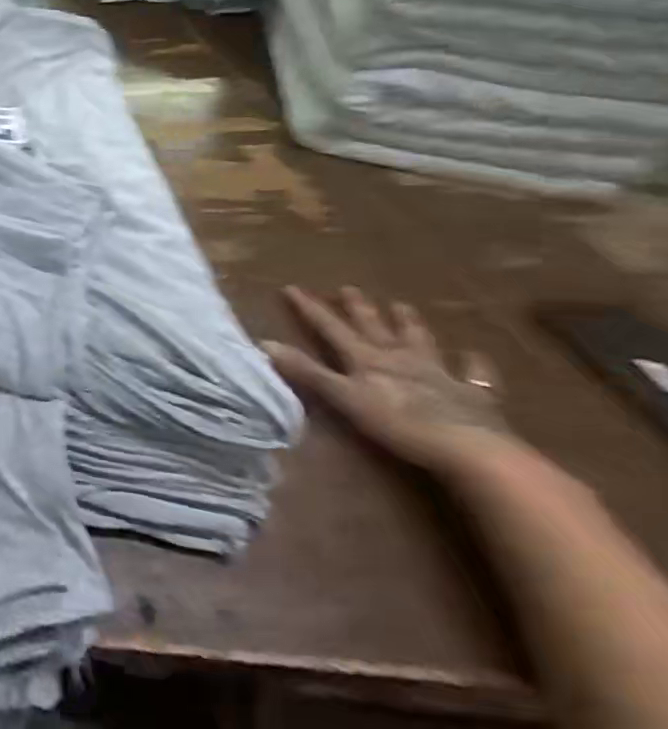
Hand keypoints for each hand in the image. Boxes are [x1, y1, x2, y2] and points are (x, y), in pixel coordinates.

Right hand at [264, 286, 513, 472]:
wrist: (473, 450)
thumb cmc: (399, 423)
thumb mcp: (344, 398)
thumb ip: (307, 372)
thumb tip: (265, 342)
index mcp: (367, 359)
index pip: (331, 328)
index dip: (310, 308)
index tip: (291, 287)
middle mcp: (400, 358)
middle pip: (374, 327)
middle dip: (358, 308)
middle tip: (349, 288)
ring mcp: (439, 373)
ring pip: (420, 340)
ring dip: (409, 323)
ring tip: (402, 305)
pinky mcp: (472, 394)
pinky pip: (473, 374)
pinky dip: (472, 362)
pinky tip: (474, 355)